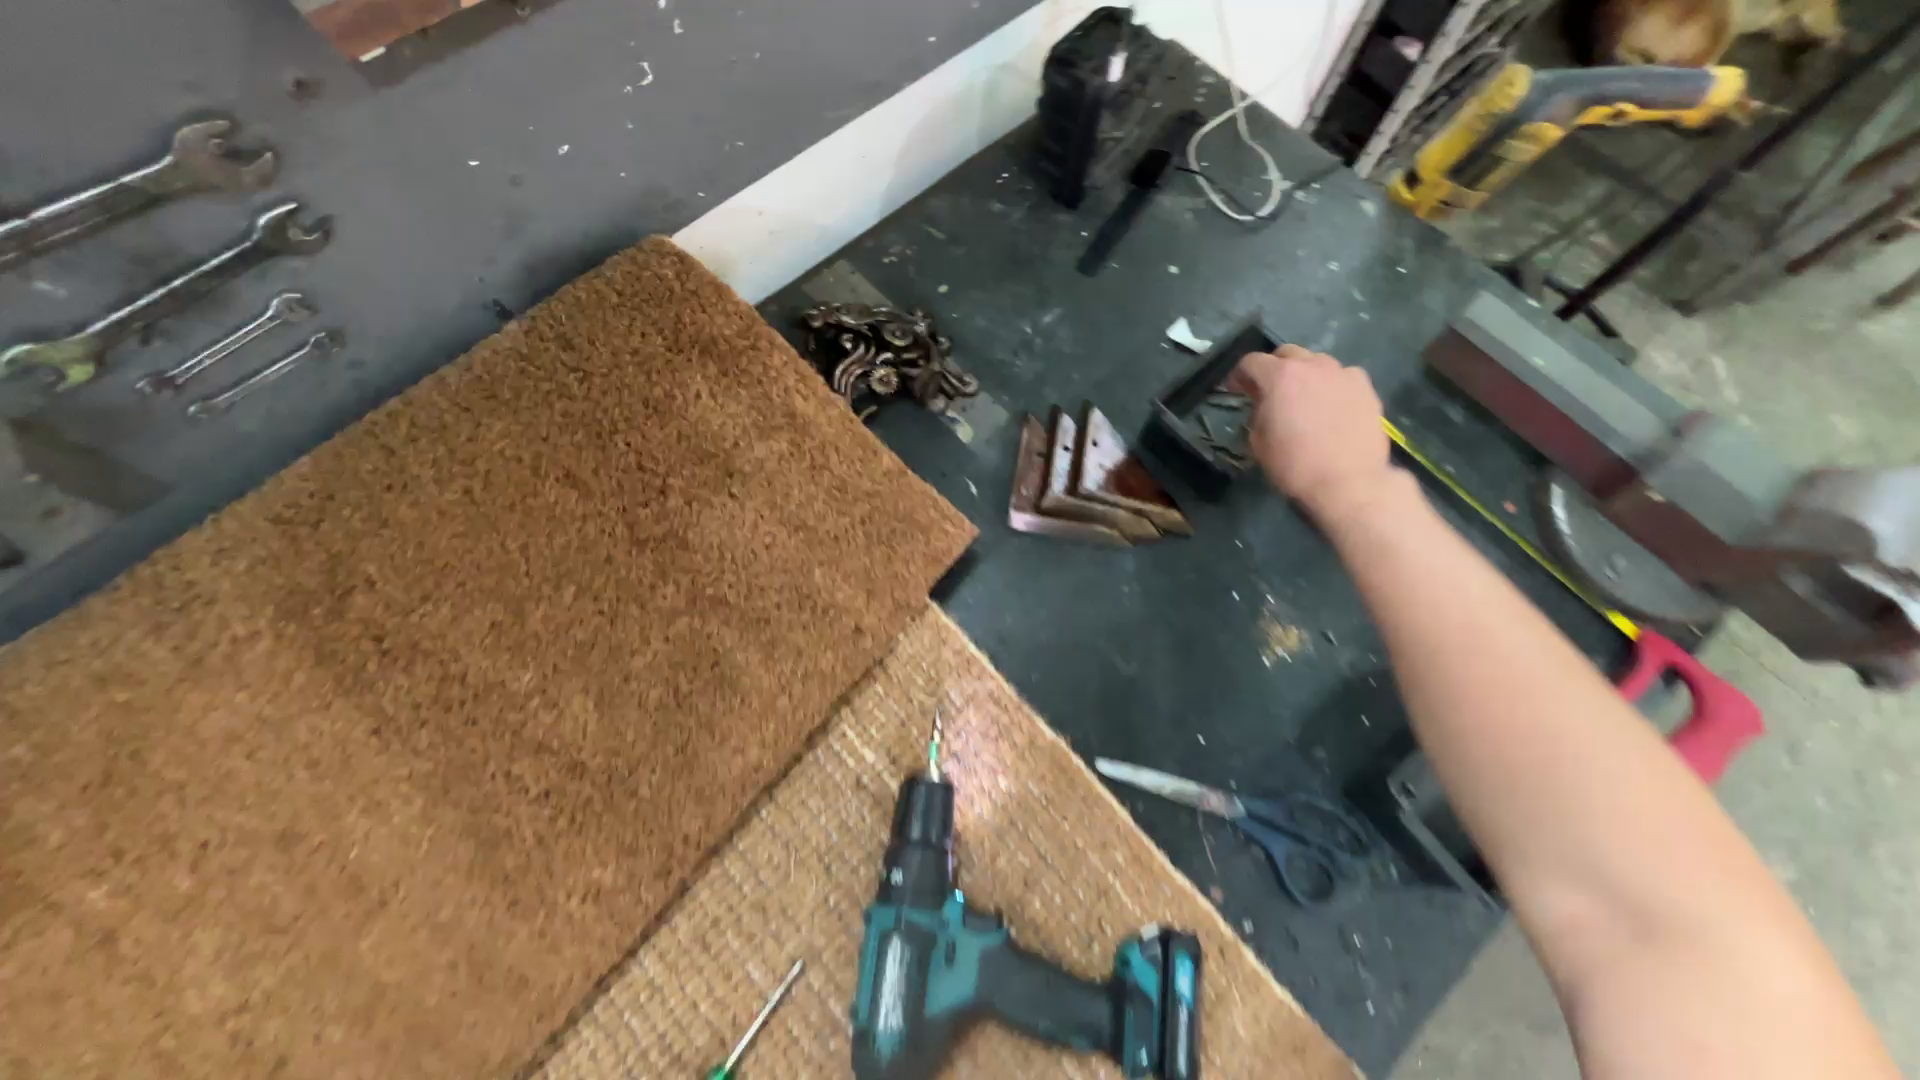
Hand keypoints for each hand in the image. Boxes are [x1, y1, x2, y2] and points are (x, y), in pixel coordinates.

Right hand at [1228, 346, 1396, 523]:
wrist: (1348, 482)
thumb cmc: (1295, 465)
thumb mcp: (1259, 441)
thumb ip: (1258, 412)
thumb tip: (1265, 403)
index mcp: (1280, 377)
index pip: (1251, 362)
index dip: (1239, 375)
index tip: (1236, 390)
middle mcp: (1312, 365)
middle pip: (1286, 354)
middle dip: (1273, 368)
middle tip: (1270, 392)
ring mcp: (1342, 373)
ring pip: (1317, 362)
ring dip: (1305, 374)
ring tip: (1304, 398)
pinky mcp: (1365, 387)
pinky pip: (1342, 377)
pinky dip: (1332, 385)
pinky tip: (1332, 405)